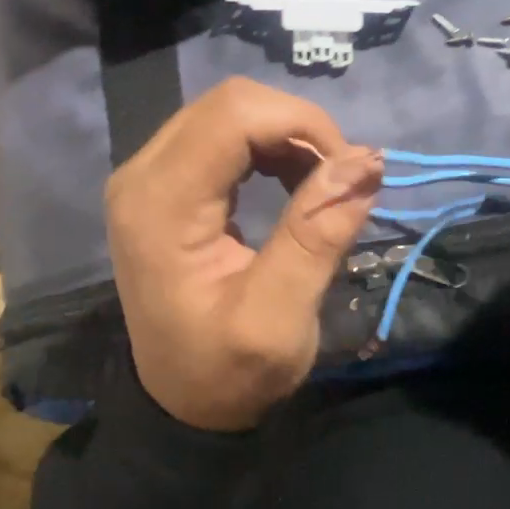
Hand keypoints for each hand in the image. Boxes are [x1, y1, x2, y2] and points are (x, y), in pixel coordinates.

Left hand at [105, 78, 381, 431]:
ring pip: (228, 112)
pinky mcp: (162, 181)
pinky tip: (291, 181)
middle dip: (298, 128)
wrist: (182, 405)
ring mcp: (147, 175)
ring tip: (319, 184)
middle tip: (338, 178)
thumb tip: (367, 159)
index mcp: (161, 205)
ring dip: (285, 135)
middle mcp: (142, 175)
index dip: (302, 124)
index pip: (234, 116)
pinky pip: (221, 133)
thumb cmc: (228, 372)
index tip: (349, 170)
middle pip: (230, 103)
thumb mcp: (279, 319)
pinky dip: (267, 146)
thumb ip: (317, 234)